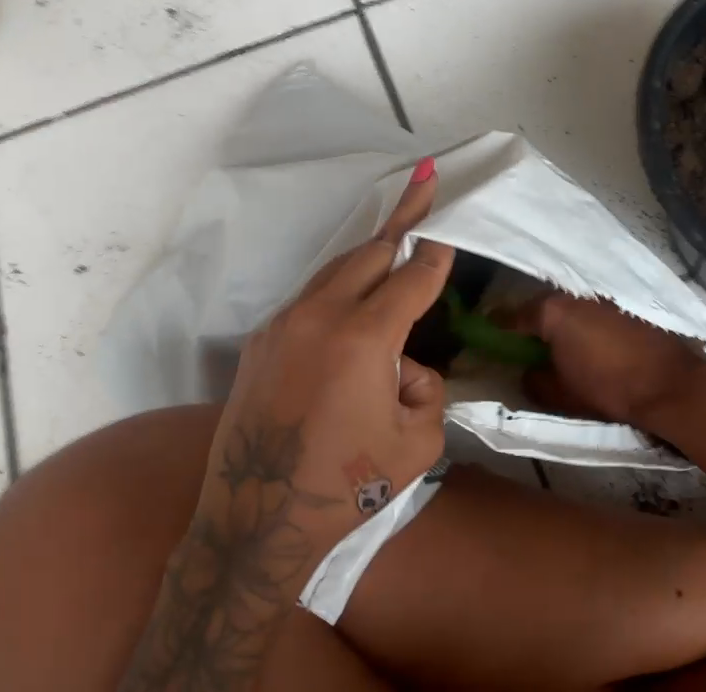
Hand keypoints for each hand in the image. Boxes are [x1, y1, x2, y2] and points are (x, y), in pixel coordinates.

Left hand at [200, 156, 453, 561]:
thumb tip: (405, 365)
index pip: (412, 276)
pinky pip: (311, 299)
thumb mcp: (417, 442)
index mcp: (363, 339)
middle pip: (371, 252)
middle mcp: (318, 317)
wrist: (254, 524)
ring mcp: (283, 326)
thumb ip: (426, 388)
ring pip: (336, 270)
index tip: (451, 228)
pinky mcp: (261, 342)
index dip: (438, 253)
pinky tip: (356, 301)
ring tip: (398, 235)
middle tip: (426, 181)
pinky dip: (340, 290)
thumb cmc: (345, 488)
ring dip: (371, 256)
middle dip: (405, 220)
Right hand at [505, 293, 705, 429]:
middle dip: (534, 322)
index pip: (514, 316)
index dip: (499, 327)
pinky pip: (596, 310)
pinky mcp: (628, 304)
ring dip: (564, 321)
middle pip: (545, 306)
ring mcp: (605, 296)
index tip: (488, 333)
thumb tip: (528, 372)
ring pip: (574, 306)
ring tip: (561, 344)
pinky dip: (588, 322)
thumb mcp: (561, 394)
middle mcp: (577, 294)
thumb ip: (535, 381)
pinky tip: (591, 341)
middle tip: (527, 342)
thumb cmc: (610, 387)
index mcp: (553, 311)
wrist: (670, 384)